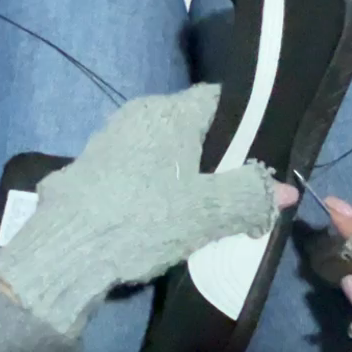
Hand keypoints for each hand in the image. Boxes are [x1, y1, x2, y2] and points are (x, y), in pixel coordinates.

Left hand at [0, 84, 296, 336]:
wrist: (65, 252)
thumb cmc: (144, 219)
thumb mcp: (207, 212)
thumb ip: (249, 195)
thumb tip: (285, 190)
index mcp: (169, 113)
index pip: (217, 99)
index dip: (243, 121)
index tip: (259, 150)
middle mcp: (136, 114)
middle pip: (188, 125)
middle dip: (212, 152)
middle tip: (234, 187)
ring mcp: (105, 140)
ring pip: (158, 148)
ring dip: (178, 170)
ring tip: (196, 206)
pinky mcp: (84, 169)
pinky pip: (130, 168)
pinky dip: (148, 185)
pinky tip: (152, 216)